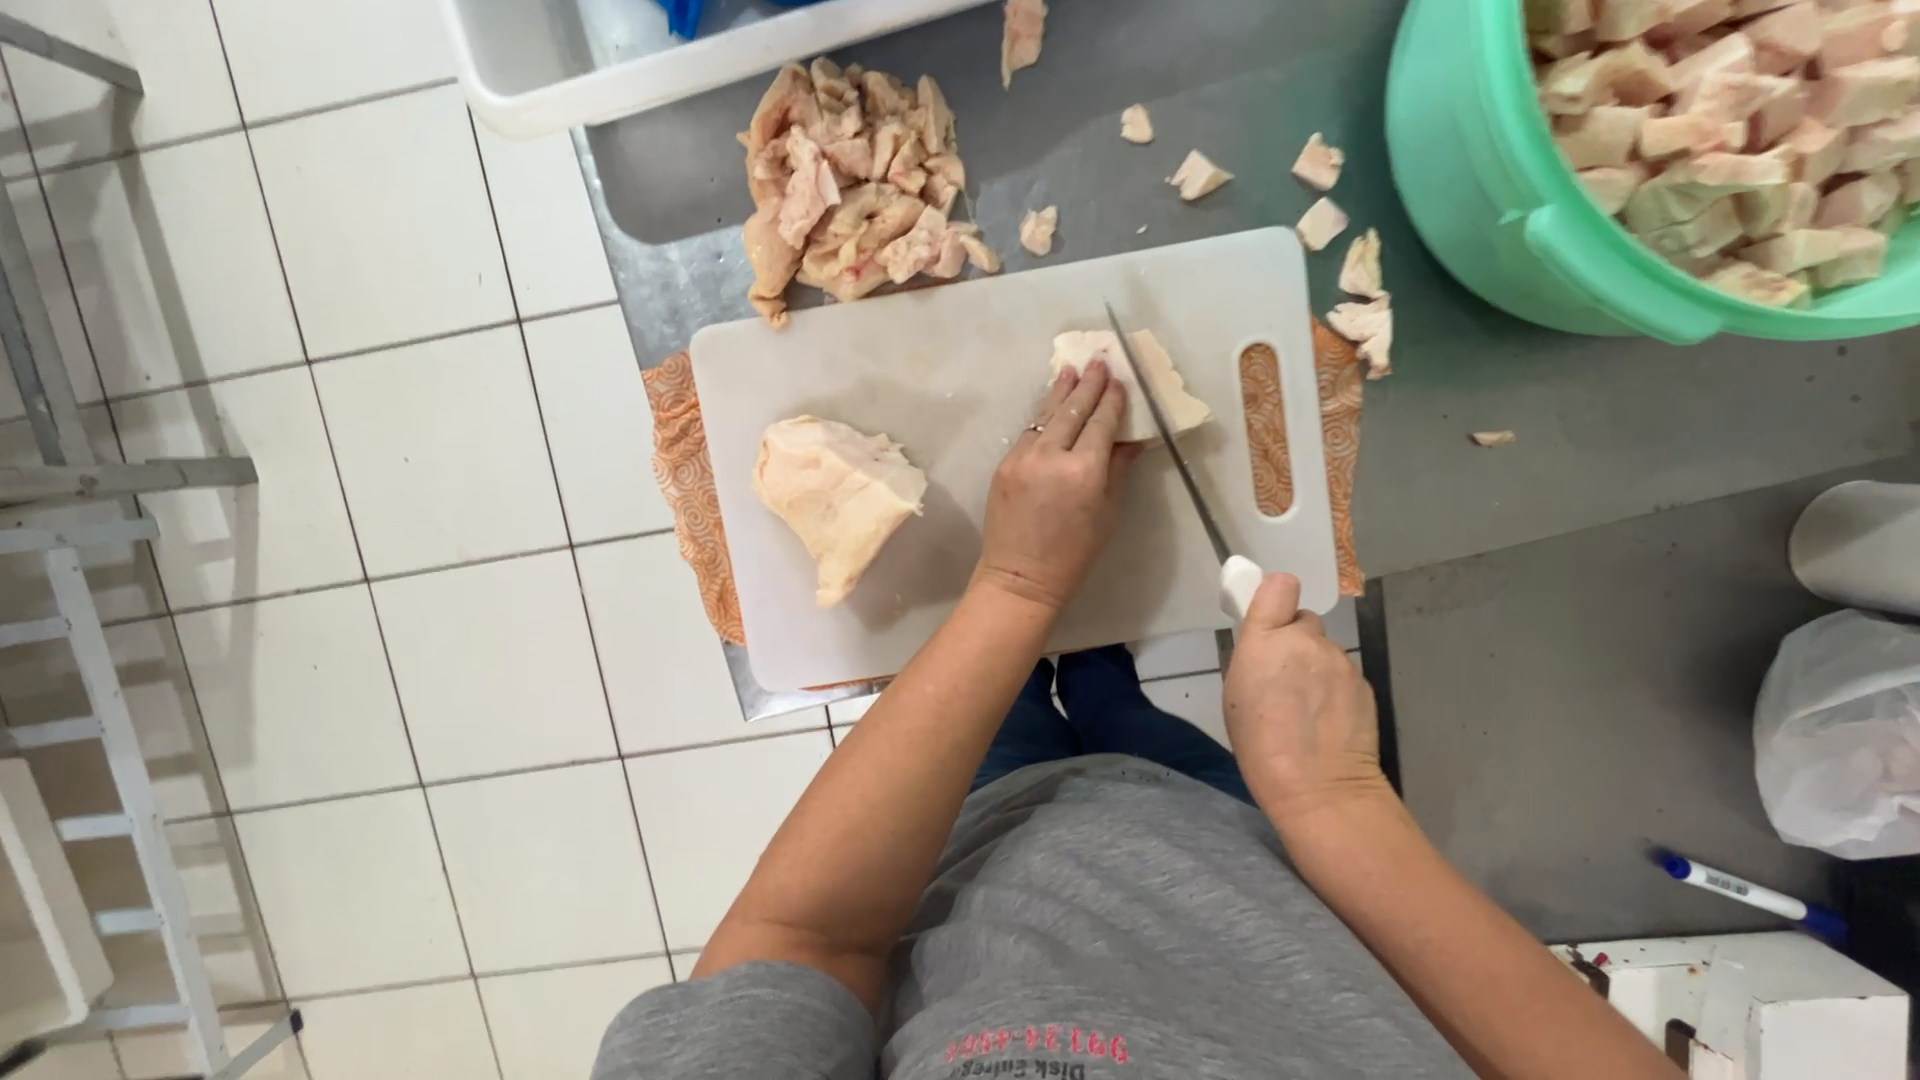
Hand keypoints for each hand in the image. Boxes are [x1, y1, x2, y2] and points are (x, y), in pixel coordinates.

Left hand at [974, 361, 1140, 611]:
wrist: (1021, 577)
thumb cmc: (1074, 553)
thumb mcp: (1107, 513)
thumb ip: (1118, 470)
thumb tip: (1131, 438)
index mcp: (1084, 471)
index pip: (1102, 423)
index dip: (1112, 400)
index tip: (1119, 380)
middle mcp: (1051, 457)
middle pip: (1072, 410)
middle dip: (1087, 384)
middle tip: (1097, 361)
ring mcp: (1022, 458)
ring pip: (1045, 416)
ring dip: (1060, 392)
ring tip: (1070, 370)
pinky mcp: (1004, 465)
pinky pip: (1028, 433)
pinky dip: (1042, 418)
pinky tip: (1050, 406)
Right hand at [1224, 574, 1392, 830]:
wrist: (1317, 786)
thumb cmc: (1259, 743)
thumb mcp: (1236, 692)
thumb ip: (1256, 655)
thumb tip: (1272, 647)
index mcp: (1265, 640)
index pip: (1279, 587)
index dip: (1275, 599)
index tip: (1271, 619)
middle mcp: (1306, 641)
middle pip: (1302, 622)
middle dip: (1295, 642)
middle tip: (1286, 679)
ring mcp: (1340, 661)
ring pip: (1324, 651)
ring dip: (1316, 668)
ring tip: (1308, 708)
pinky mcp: (1364, 683)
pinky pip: (1343, 675)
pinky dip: (1335, 689)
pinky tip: (1328, 719)